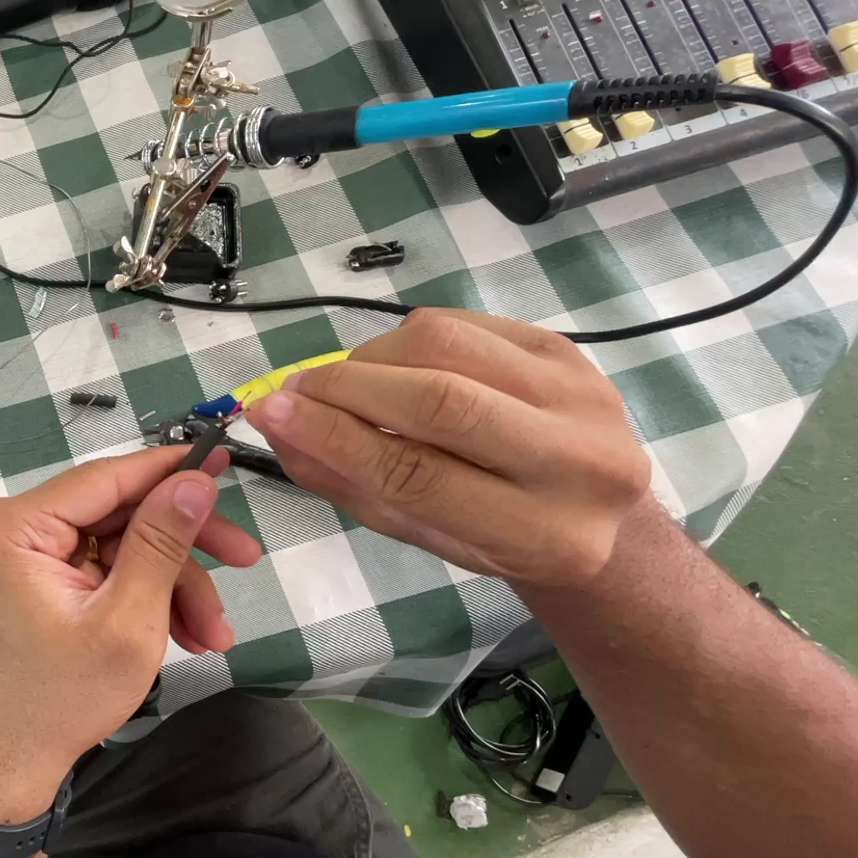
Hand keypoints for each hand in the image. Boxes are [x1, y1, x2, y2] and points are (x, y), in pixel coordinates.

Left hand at [0, 447, 262, 821]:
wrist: (22, 753)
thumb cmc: (67, 696)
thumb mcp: (127, 620)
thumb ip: (161, 543)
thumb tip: (194, 480)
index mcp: (15, 526)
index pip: (104, 479)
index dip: (168, 469)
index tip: (223, 458)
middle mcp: (13, 524)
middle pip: (118, 511)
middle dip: (183, 546)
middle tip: (247, 558)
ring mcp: (27, 547)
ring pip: (122, 541)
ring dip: (173, 583)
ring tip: (212, 634)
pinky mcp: (42, 569)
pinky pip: (107, 563)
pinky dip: (148, 593)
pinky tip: (186, 632)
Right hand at [244, 308, 650, 590]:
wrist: (588, 510)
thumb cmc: (483, 533)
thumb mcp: (409, 530)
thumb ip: (342, 480)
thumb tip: (274, 422)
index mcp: (537, 533)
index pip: (415, 474)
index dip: (332, 438)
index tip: (269, 412)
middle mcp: (579, 461)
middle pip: (438, 401)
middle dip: (345, 388)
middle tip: (294, 390)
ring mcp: (582, 393)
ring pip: (446, 347)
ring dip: (371, 359)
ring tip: (344, 383)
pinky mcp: (567, 349)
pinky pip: (460, 323)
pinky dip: (401, 340)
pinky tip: (390, 367)